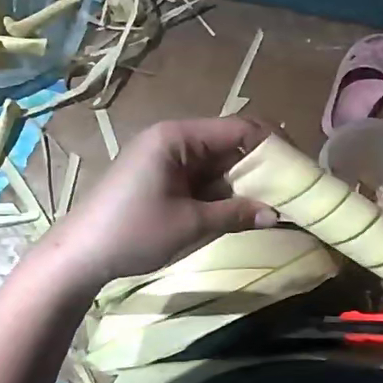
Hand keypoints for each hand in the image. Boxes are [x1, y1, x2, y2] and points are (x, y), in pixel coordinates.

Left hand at [34, 118, 277, 291]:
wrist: (80, 253)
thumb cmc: (134, 231)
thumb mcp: (191, 224)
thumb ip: (236, 214)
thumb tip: (277, 213)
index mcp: (177, 137)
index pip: (238, 128)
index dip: (273, 146)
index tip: (301, 170)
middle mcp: (171, 139)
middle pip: (227, 144)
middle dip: (259, 168)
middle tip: (293, 192)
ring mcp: (162, 159)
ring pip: (214, 164)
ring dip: (240, 183)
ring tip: (274, 204)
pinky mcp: (157, 179)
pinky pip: (197, 178)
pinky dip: (218, 193)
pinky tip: (239, 211)